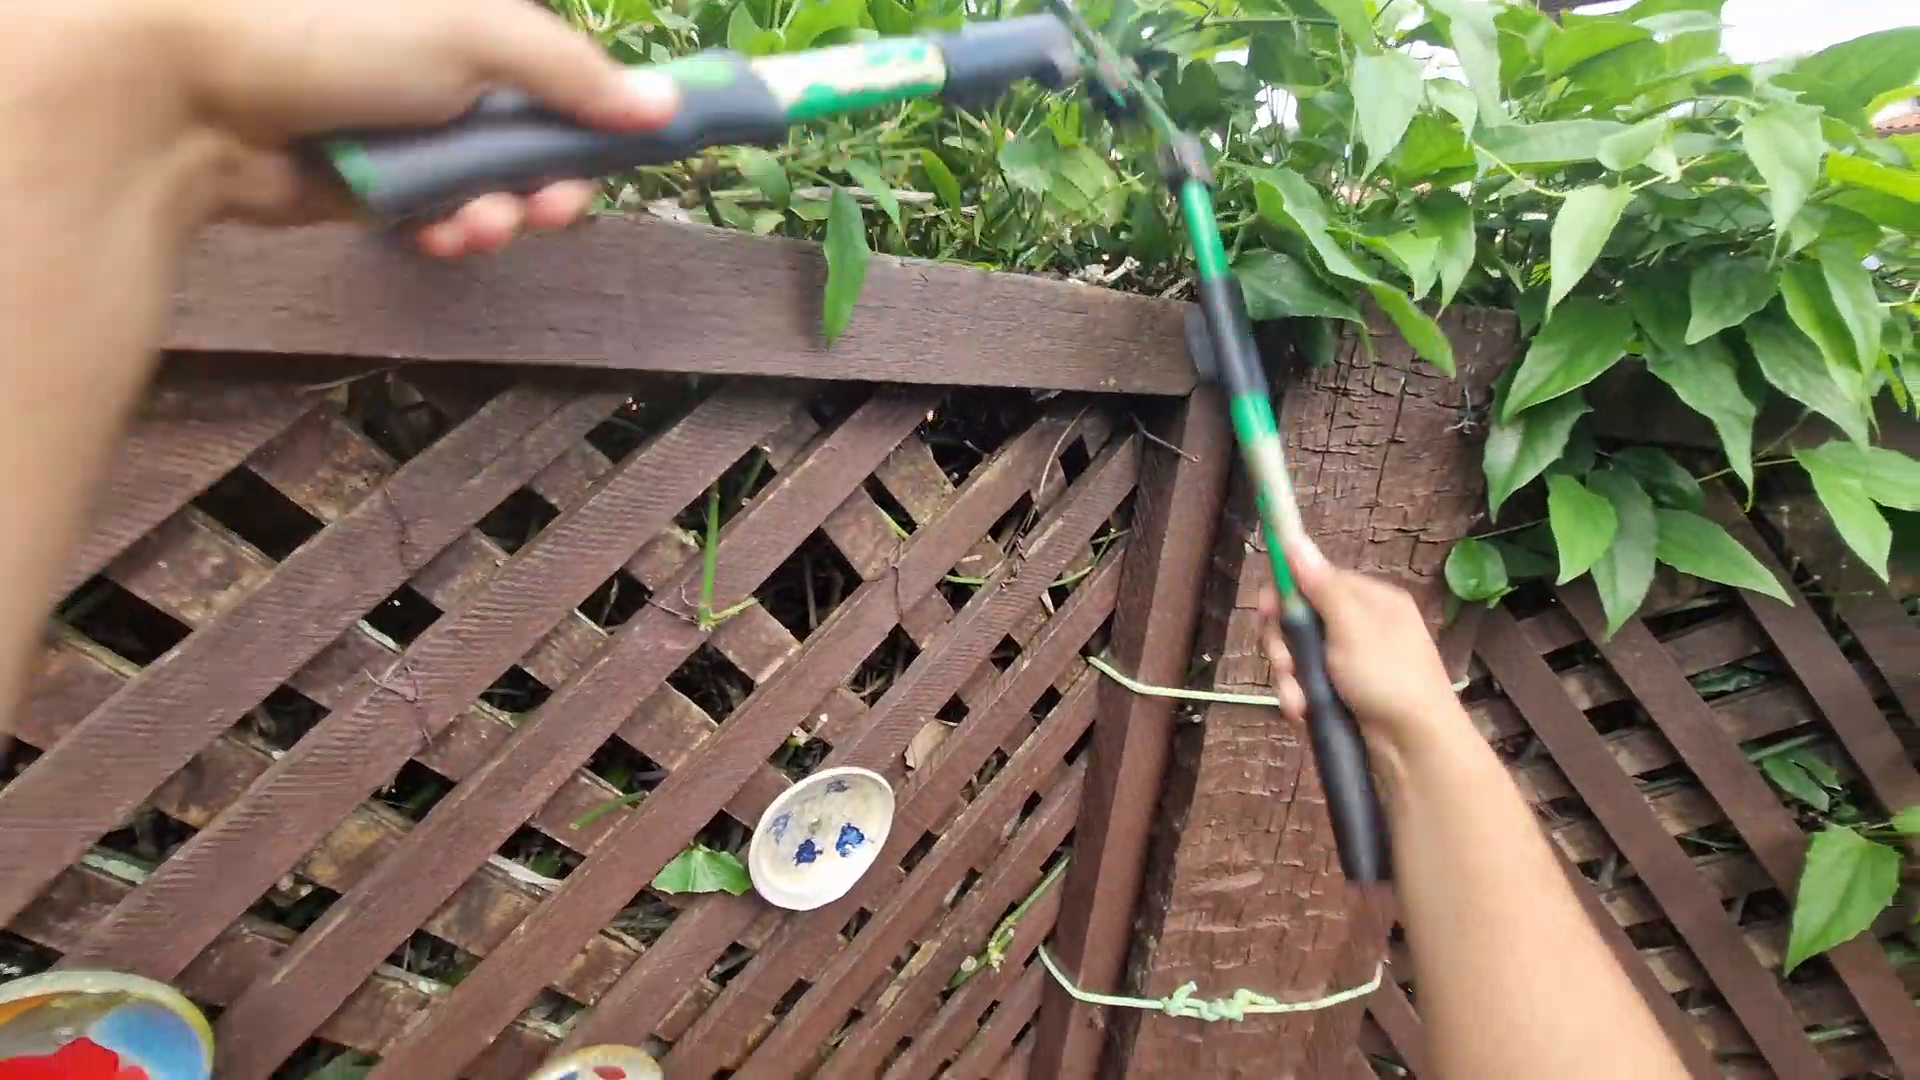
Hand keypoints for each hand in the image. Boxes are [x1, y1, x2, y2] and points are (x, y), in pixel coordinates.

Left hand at [15, 0, 678, 253]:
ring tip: (478, 225)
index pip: (567, 83)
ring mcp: (417, 132)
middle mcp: (450, 76)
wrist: (175, 88)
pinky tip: (441, 234)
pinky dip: (455, 233)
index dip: (602, 125)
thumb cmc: (324, 30)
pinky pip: (452, 220)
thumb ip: (572, 74)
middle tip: (553, 211)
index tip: (625, 160)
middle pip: (541, 148)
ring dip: (502, 218)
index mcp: (471, 25)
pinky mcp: (388, 185)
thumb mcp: (470, 33)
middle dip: (552, 189)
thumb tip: (668, 107)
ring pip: (500, 193)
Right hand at [1256, 534, 1460, 754]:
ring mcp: (1347, 662)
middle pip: (1297, 619)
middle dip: (1283, 645)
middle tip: (1284, 663)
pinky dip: (1298, 697)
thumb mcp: (1352, 627)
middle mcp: (1358, 627)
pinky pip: (1302, 683)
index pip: (1313, 581)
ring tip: (1299, 700)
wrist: (1415, 751)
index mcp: (1370, 602)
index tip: (1266, 611)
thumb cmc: (1389, 680)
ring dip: (1288, 677)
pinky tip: (1303, 712)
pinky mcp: (1338, 692)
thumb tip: (1294, 538)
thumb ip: (1320, 585)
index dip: (1285, 594)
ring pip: (1295, 655)